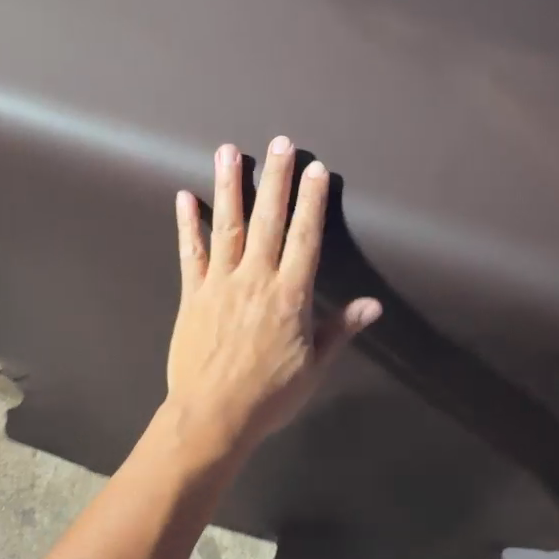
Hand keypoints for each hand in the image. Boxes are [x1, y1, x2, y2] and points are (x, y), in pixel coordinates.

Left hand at [162, 137, 381, 461]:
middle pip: (268, 221)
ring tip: (229, 151)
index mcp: (290, 295)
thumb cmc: (271, 396)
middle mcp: (256, 280)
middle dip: (275, 179)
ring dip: (229, 187)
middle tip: (279, 142)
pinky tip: (185, 198)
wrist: (214, 416)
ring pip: (227, 227)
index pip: (305, 238)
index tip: (315, 170)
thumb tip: (373, 305)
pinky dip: (187, 225)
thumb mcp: (315, 366)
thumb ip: (340, 329)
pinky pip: (190, 254)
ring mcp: (220, 284)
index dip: (311, 202)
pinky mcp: (193, 296)